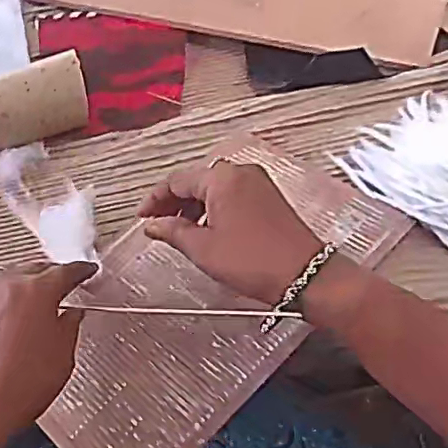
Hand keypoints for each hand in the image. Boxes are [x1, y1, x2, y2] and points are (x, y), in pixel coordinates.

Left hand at [0, 262, 96, 434]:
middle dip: (53, 279)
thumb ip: (70, 323)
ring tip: (39, 307)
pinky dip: (7, 298)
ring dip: (28, 287)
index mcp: (37, 290)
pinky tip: (15, 316)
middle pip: (37, 270)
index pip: (66, 271)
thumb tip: (71, 314)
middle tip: (66, 291)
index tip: (85, 272)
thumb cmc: (18, 384)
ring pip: (13, 278)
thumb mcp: (63, 352)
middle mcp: (7, 285)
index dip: (81, 272)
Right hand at [138, 161, 322, 305]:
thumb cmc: (255, 261)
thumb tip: (154, 225)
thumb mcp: (202, 248)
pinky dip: (212, 208)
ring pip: (213, 188)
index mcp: (222, 179)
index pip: (177, 180)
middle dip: (173, 201)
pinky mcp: (267, 198)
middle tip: (157, 222)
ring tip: (178, 230)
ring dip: (192, 205)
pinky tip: (205, 229)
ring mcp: (257, 184)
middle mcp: (241, 173)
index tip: (144, 216)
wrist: (303, 274)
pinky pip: (230, 194)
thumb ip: (172, 231)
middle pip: (196, 180)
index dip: (155, 199)